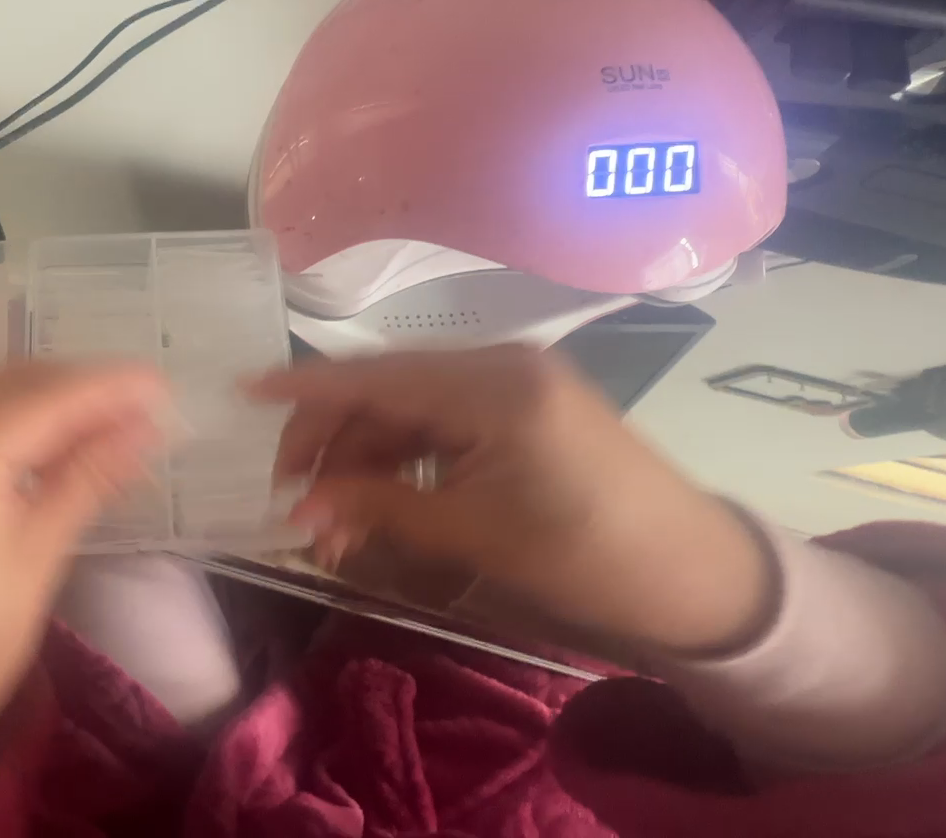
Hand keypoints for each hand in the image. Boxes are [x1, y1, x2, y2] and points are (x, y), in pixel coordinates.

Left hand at [0, 362, 165, 830]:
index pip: (38, 401)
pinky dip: (10, 414)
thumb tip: (148, 426)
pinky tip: (52, 430)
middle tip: (141, 403)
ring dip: (47, 396)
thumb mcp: (39, 557)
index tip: (159, 383)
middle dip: (78, 387)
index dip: (104, 387)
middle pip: (9, 384)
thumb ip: (90, 476)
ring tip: (108, 415)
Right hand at [248, 345, 773, 655]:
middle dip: (329, 443)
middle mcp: (497, 365)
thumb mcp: (471, 533)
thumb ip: (377, 507)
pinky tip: (373, 498)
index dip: (304, 386)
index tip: (245, 389)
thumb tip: (298, 512)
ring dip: (361, 459)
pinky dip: (399, 458)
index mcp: (493, 387)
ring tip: (330, 523)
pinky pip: (436, 421)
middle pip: (382, 391)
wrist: (700, 580)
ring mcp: (508, 381)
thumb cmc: (588, 559)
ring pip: (404, 409)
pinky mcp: (514, 405)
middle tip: (291, 498)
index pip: (375, 377)